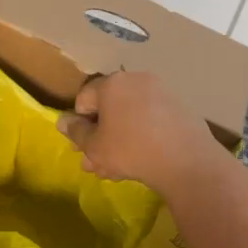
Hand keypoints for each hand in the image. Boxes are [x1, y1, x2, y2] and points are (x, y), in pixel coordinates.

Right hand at [57, 71, 229, 190]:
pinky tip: (140, 160)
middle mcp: (136, 80)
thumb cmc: (130, 150)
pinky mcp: (179, 106)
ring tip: (116, 168)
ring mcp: (161, 91)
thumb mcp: (94, 146)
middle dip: (99, 135)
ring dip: (118, 139)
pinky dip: (140, 135)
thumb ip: (76, 132)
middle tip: (96, 161)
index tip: (84, 146)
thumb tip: (62, 121)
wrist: (185, 160)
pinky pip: (149, 119)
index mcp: (112, 84)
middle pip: (108, 108)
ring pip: (128, 116)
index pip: (83, 99)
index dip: (79, 124)